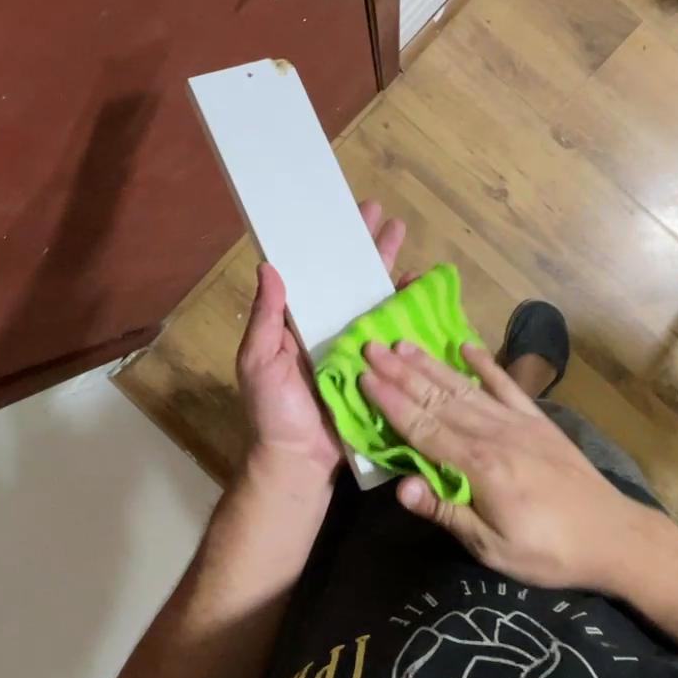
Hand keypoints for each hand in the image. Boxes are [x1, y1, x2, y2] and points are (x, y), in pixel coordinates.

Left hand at [236, 200, 405, 480]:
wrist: (299, 460)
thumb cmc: (273, 411)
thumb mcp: (258, 360)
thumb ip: (266, 318)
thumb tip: (268, 267)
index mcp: (298, 325)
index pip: (316, 276)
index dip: (328, 246)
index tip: (343, 217)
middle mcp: (328, 330)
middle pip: (350, 282)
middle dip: (367, 249)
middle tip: (385, 216)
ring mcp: (355, 349)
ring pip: (375, 302)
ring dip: (389, 272)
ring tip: (405, 240)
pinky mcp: (376, 370)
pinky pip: (394, 337)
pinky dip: (408, 313)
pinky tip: (420, 290)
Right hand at [356, 339, 675, 591]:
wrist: (616, 539)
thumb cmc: (549, 552)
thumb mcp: (493, 548)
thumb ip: (446, 513)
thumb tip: (400, 488)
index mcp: (479, 468)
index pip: (424, 428)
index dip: (391, 402)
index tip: (364, 376)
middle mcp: (495, 435)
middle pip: (438, 398)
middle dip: (401, 373)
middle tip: (371, 346)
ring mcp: (518, 424)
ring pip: (465, 387)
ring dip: (431, 364)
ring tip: (403, 343)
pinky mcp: (539, 423)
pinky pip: (507, 387)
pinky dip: (486, 366)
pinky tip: (467, 347)